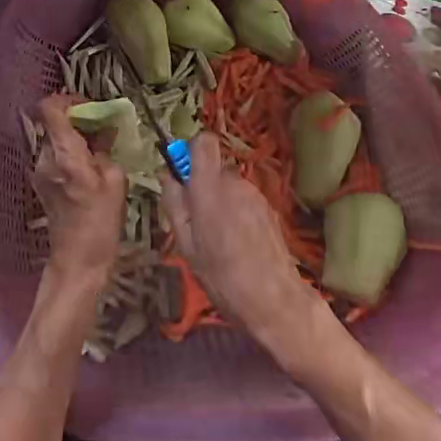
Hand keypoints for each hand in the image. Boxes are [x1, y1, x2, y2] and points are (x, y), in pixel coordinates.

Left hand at [31, 95, 125, 283]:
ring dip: (75, 138)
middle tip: (103, 131)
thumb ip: (105, 149)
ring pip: (55, 139)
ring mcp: (39, 170)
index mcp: (64, 155)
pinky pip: (55, 155)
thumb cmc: (101, 222)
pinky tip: (89, 168)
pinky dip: (70, 153)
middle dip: (78, 121)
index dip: (68, 99)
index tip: (89, 107)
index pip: (50, 109)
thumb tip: (103, 130)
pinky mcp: (40, 181)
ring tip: (99, 152)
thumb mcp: (116, 181)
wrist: (78, 260)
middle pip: (53, 123)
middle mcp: (45, 158)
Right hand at [159, 132, 320, 343]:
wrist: (274, 299)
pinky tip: (237, 243)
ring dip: (220, 201)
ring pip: (229, 185)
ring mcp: (255, 194)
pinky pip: (244, 200)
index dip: (191, 150)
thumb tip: (166, 174)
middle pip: (214, 168)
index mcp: (209, 187)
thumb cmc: (220, 275)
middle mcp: (234, 182)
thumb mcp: (184, 243)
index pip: (203, 141)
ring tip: (217, 238)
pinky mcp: (269, 208)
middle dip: (202, 186)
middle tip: (195, 220)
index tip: (182, 174)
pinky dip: (236, 212)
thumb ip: (174, 202)